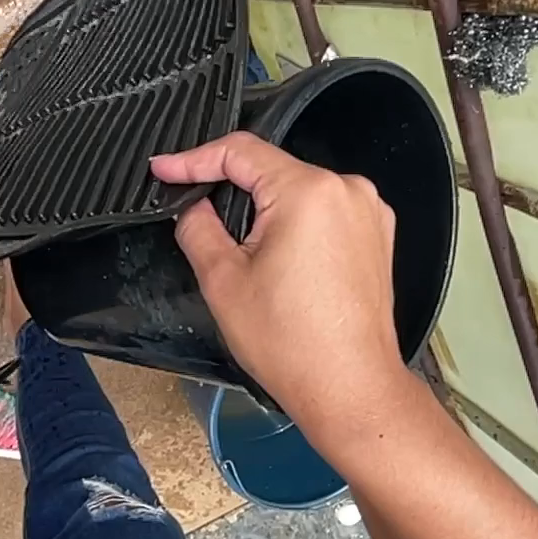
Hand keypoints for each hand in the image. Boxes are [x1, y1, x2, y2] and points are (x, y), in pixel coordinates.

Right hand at [152, 133, 413, 448]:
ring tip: (235, 249)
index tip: (162, 170)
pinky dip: (291, 225)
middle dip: (227, 189)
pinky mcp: (376, 237)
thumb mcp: (221, 280)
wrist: (348, 386)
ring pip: (296, 192)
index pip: (239, 152)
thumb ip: (197, 228)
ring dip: (260, 210)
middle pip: (270, 170)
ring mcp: (368, 213)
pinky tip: (273, 260)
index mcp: (307, 191)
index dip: (192, 159)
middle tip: (191, 215)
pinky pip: (321, 213)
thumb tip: (192, 206)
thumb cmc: (288, 340)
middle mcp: (346, 190)